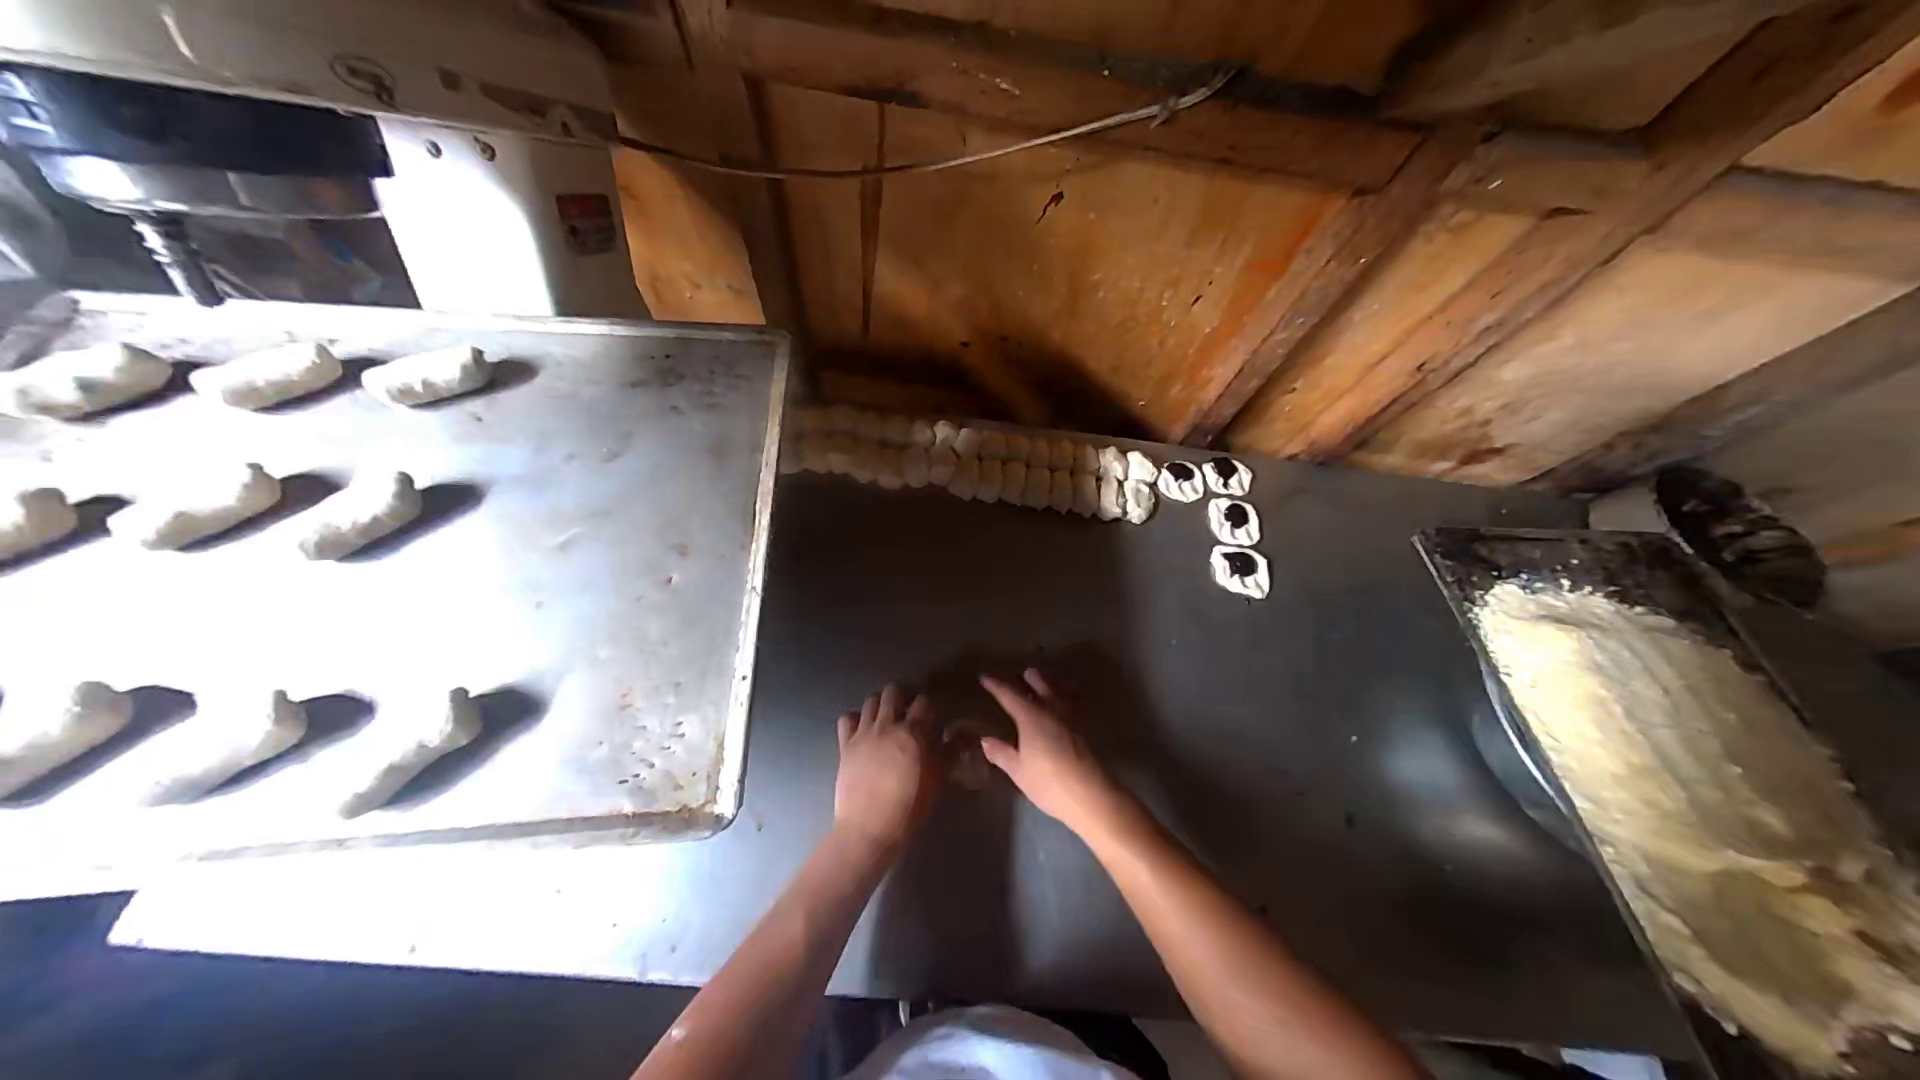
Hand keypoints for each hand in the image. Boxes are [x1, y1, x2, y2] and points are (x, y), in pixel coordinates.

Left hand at [834, 685, 941, 852]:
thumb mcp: (937, 782)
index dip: (929, 704)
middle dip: (902, 695)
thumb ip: (947, 755)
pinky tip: (861, 730)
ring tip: (885, 718)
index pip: (924, 701)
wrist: (869, 829)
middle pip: (893, 691)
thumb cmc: (909, 809)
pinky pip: (846, 718)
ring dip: (880, 704)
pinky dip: (854, 719)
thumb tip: (957, 737)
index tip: (931, 713)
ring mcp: (863, 733)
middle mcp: (888, 725)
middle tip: (907, 710)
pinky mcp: (845, 745)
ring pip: (870, 700)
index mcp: (914, 733)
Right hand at [979, 668, 1137, 838]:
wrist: (1089, 795)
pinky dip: (1069, 700)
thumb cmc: (1048, 782)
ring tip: (1053, 683)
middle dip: (1034, 680)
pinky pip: (1074, 707)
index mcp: (1032, 717)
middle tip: (1028, 672)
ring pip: (1062, 696)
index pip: (1010, 696)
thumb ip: (1001, 753)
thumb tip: (986, 740)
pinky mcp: (1083, 733)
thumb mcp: (1018, 770)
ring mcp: (1071, 722)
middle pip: (1042, 688)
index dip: (996, 686)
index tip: (984, 677)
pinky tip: (1068, 709)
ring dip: (1055, 687)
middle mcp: (1052, 712)